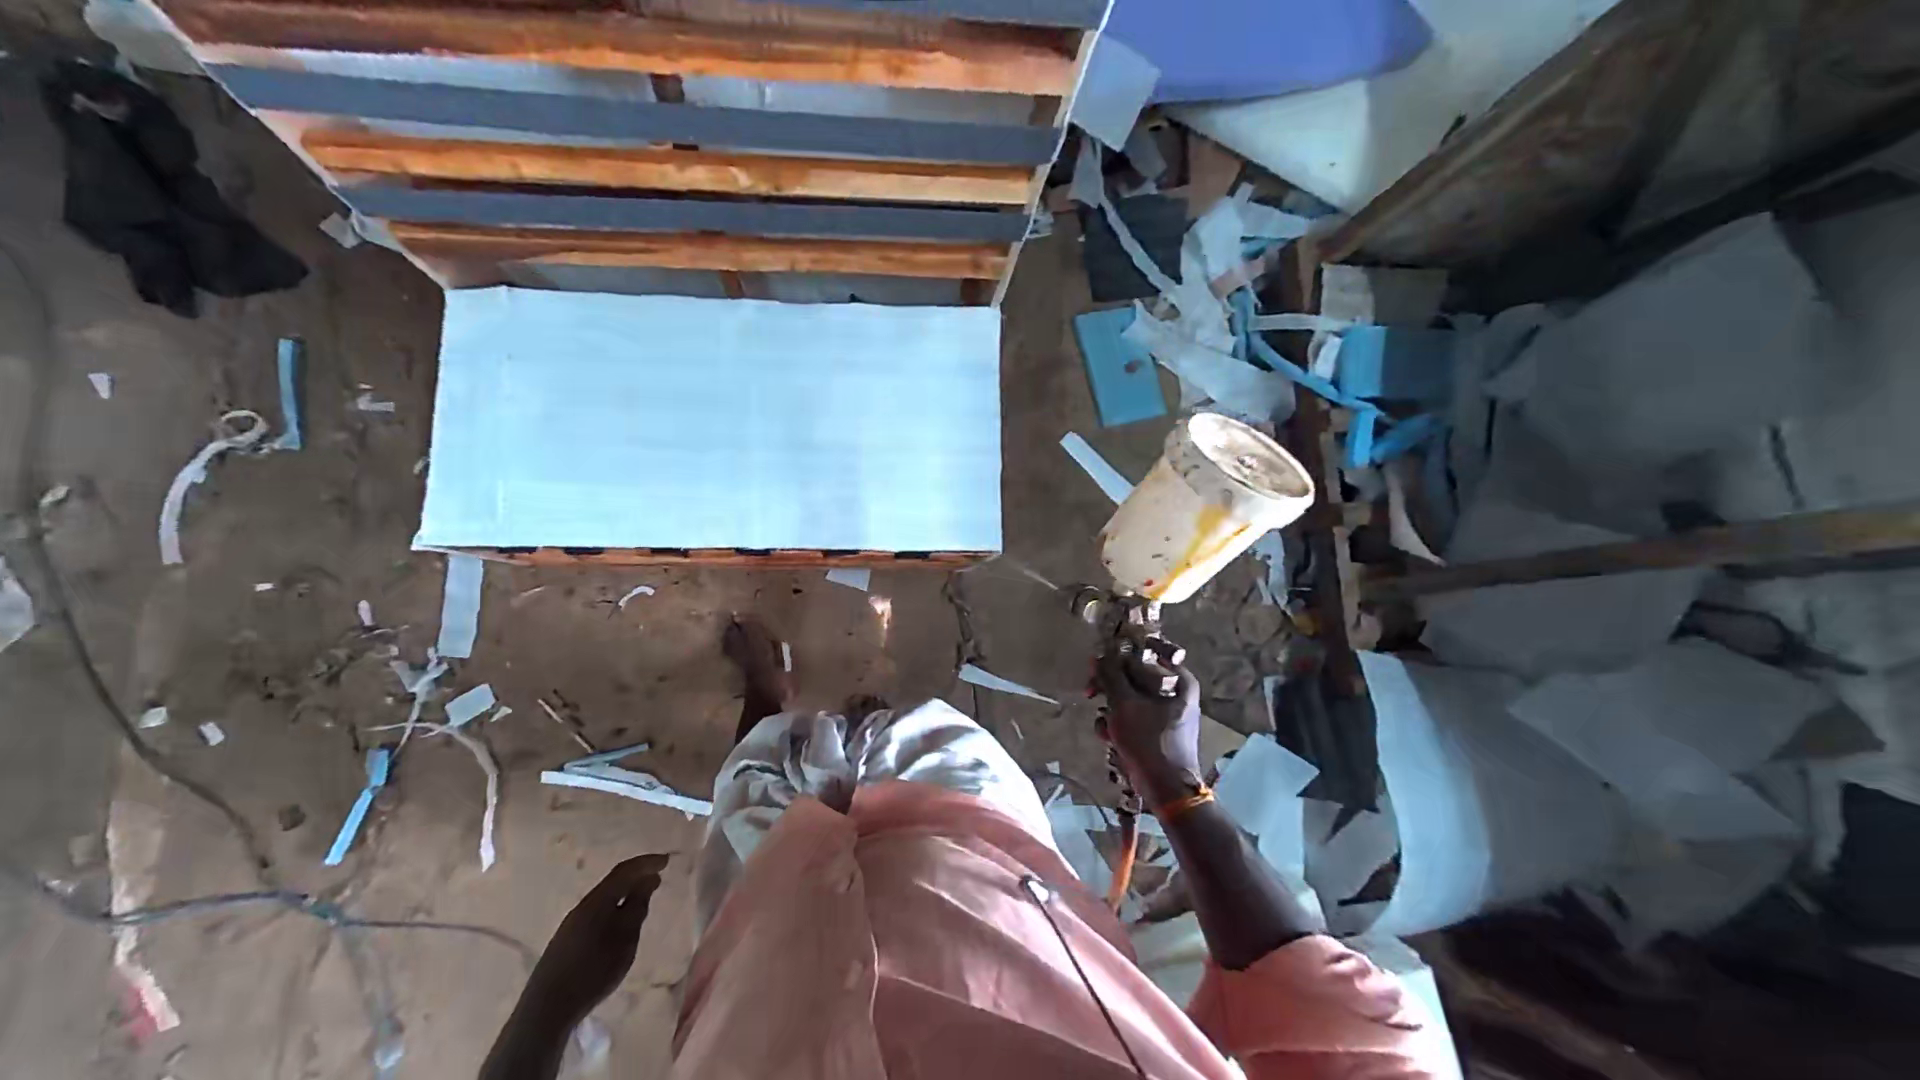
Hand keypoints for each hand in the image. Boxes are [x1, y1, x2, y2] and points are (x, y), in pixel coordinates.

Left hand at [522, 854, 667, 1024]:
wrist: (545, 1011)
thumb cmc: (592, 972)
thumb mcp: (624, 940)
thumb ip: (637, 908)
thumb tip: (647, 881)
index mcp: (596, 902)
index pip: (624, 872)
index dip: (646, 863)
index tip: (667, 860)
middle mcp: (582, 908)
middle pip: (612, 883)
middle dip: (636, 877)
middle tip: (658, 878)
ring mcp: (570, 925)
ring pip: (603, 899)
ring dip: (624, 894)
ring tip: (642, 899)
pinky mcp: (565, 941)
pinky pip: (596, 913)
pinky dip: (613, 909)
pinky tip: (618, 922)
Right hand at [1094, 645, 1201, 808]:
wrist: (1166, 788)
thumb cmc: (1148, 740)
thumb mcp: (1125, 704)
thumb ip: (1111, 676)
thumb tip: (1100, 655)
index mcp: (1179, 680)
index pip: (1142, 656)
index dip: (1116, 662)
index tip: (1097, 671)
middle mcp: (1176, 692)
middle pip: (1134, 678)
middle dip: (1111, 690)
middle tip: (1091, 694)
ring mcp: (1168, 713)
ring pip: (1131, 698)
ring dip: (1112, 710)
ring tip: (1106, 726)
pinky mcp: (1158, 731)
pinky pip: (1135, 717)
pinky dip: (1120, 725)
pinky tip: (1110, 737)